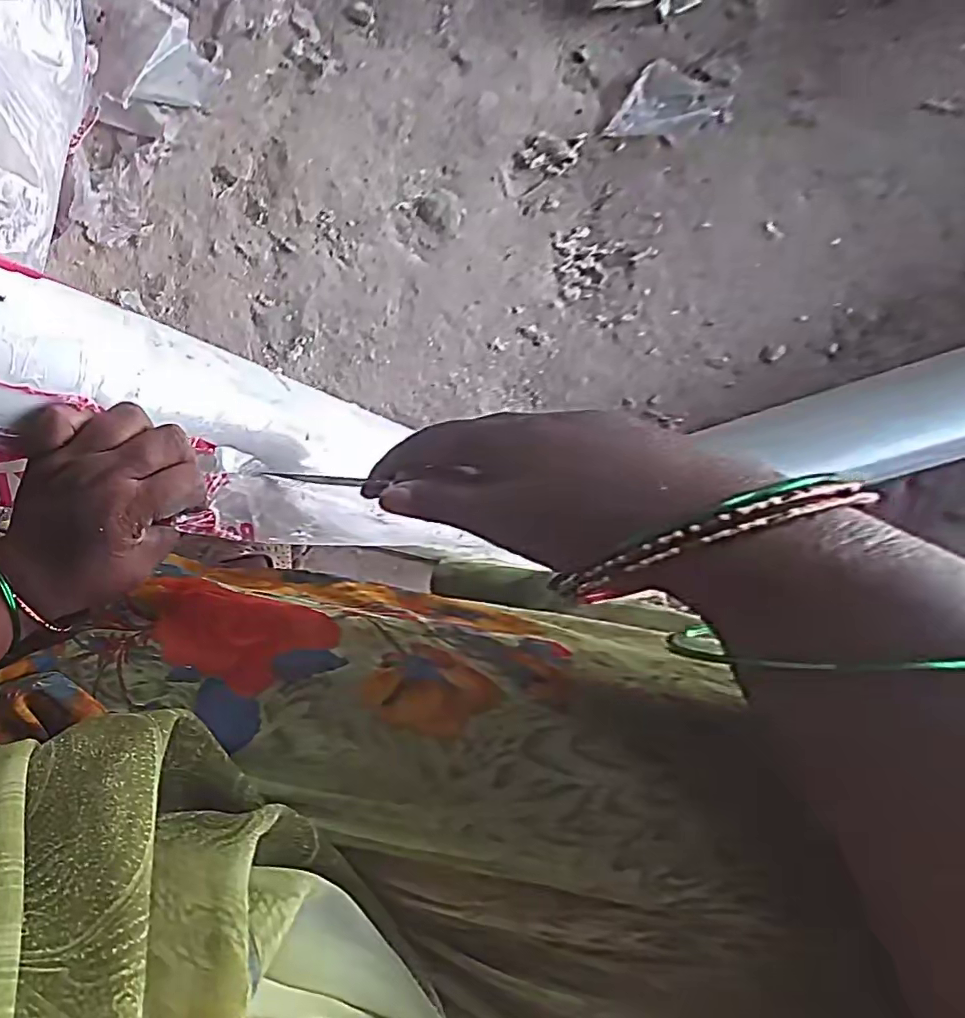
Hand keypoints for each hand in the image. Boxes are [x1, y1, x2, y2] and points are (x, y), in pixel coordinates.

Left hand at [0, 403, 204, 617]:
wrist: (27, 578)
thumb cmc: (83, 578)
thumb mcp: (138, 568)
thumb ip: (166, 533)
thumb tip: (179, 507)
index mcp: (129, 505)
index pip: (186, 477)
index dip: (194, 492)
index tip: (184, 503)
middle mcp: (104, 472)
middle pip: (168, 438)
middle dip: (179, 460)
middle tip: (168, 478)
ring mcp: (73, 456)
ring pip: (127, 415)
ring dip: (140, 435)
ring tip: (135, 457)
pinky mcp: (47, 452)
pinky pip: (67, 415)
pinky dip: (83, 422)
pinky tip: (92, 442)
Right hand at [362, 411, 778, 571]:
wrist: (717, 527)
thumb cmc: (587, 526)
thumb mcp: (499, 520)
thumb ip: (440, 501)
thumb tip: (390, 490)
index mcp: (502, 437)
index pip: (429, 441)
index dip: (392, 463)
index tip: (369, 488)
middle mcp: (542, 421)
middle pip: (471, 437)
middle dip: (435, 463)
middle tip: (414, 493)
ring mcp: (592, 427)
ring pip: (517, 443)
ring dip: (482, 465)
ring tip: (473, 496)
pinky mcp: (633, 443)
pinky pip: (557, 449)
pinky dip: (527, 467)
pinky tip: (541, 493)